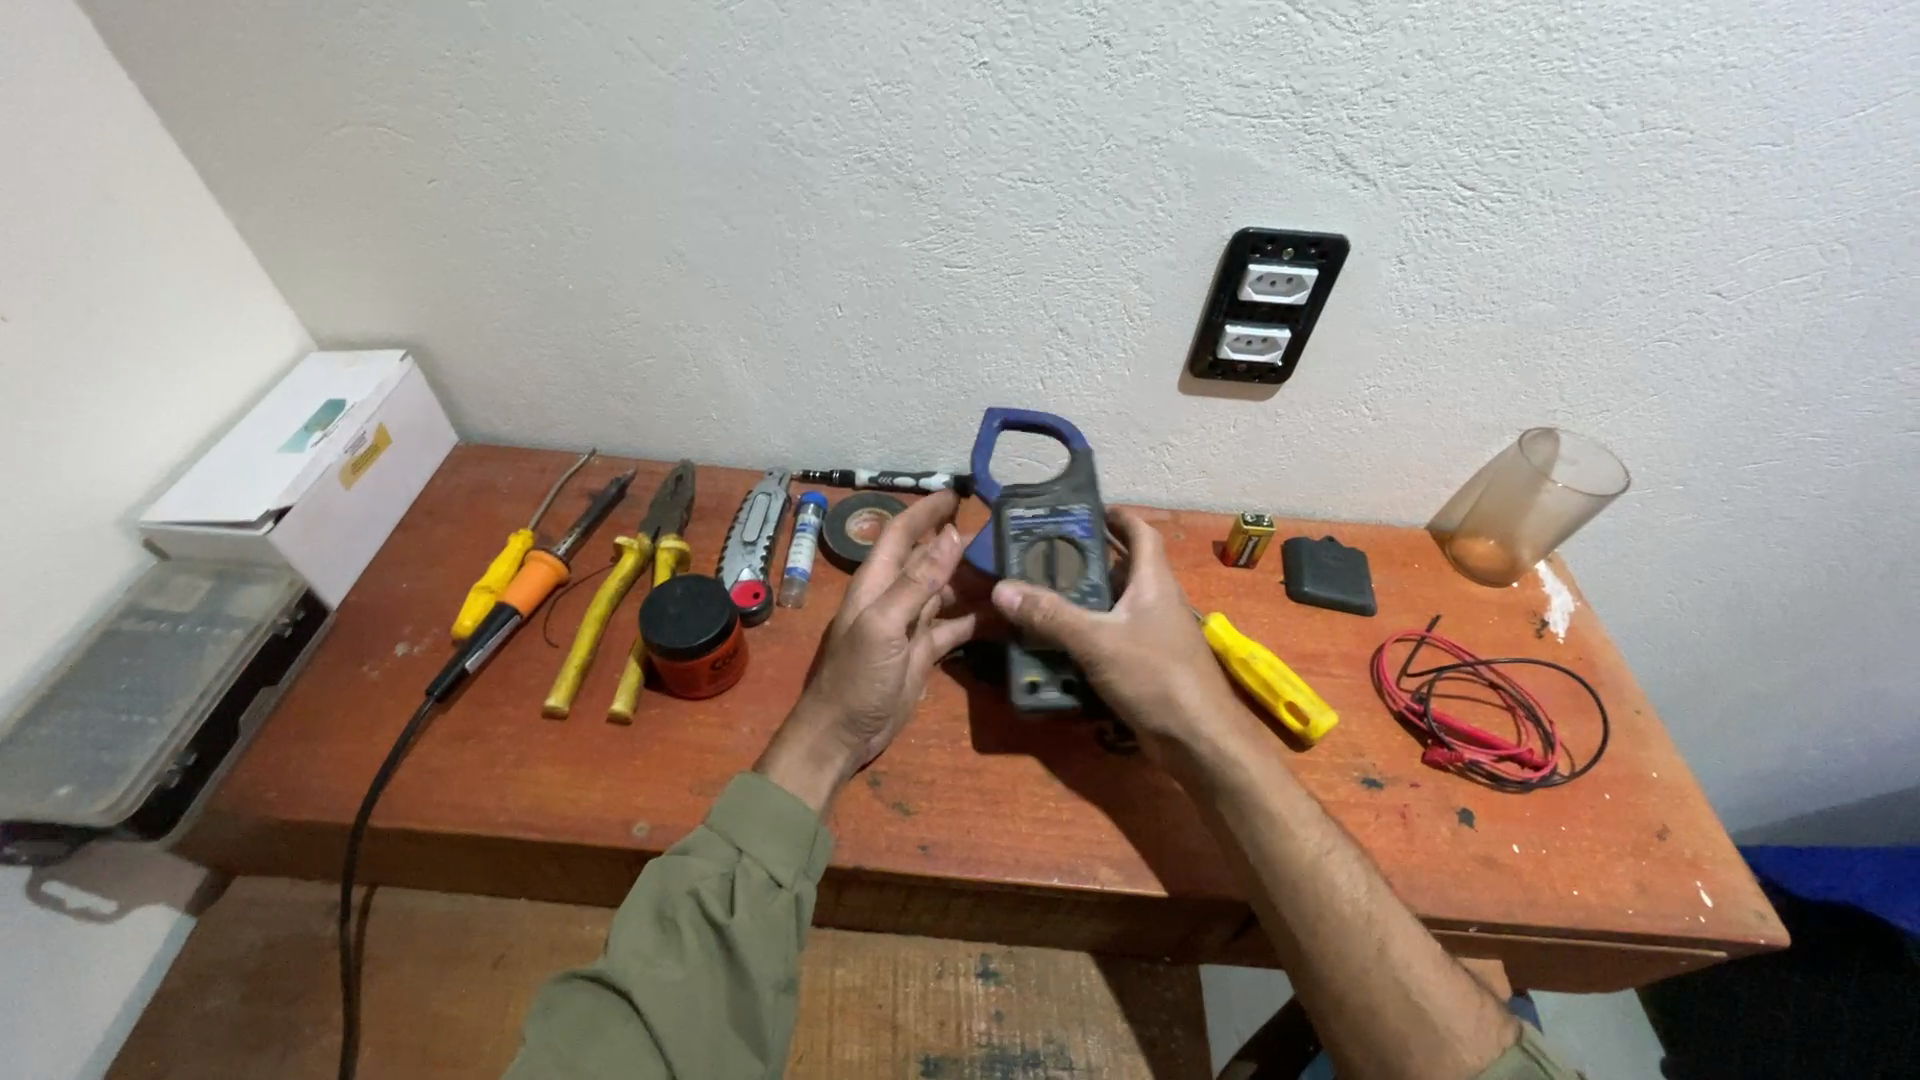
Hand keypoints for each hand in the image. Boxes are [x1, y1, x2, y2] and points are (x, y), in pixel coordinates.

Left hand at [756, 490, 976, 810]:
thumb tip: (951, 536)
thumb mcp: (884, 625)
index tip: (957, 494)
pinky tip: (1005, 613)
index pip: (902, 534)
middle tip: (1001, 532)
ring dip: (973, 579)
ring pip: (946, 591)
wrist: (843, 734)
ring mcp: (910, 625)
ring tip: (1011, 567)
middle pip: (929, 560)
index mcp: (877, 583)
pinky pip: (955, 626)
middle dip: (959, 543)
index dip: (926, 512)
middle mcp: (894, 597)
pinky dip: (978, 618)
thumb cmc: (855, 678)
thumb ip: (917, 582)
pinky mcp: (925, 652)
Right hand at [990, 508, 1240, 747]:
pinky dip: (1086, 636)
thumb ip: (1050, 615)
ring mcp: (1153, 636)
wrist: (1198, 739)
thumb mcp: (1097, 641)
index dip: (1117, 517)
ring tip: (1041, 594)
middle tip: (1044, 555)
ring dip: (1084, 600)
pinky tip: (1056, 643)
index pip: (1140, 534)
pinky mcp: (1146, 666)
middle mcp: (1156, 602)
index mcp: (1154, 582)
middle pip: (1122, 569)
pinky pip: (1111, 640)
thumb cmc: (1156, 676)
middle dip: (1087, 560)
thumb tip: (1002, 588)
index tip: (1085, 510)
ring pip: (1114, 607)